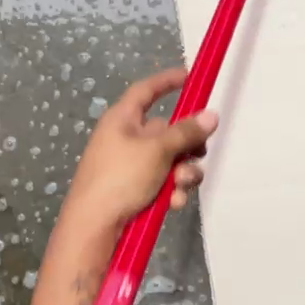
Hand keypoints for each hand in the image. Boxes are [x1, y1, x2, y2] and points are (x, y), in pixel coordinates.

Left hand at [63, 68, 218, 227]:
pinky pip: (165, 182)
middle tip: (198, 152)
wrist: (93, 227)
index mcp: (123, 120)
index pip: (146, 90)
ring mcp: (132, 166)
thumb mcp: (158, 150)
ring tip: (180, 185)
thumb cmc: (120, 177)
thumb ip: (187, 132)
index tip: (189, 77)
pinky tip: (172, 203)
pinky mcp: (137, 190)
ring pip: (172, 160)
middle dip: (188, 144)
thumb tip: (212, 114)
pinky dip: (172, 190)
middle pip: (168, 130)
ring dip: (183, 173)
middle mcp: (127, 139)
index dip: (166, 81)